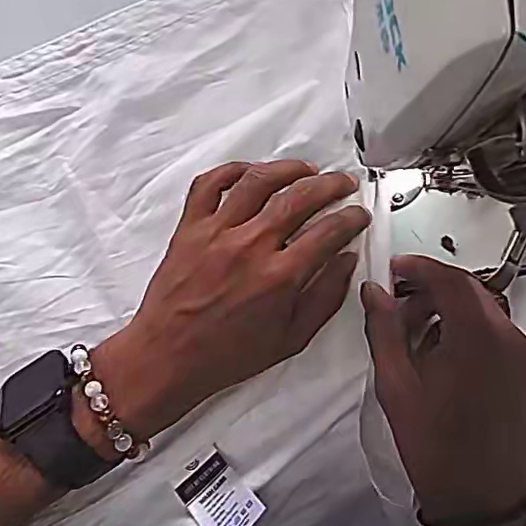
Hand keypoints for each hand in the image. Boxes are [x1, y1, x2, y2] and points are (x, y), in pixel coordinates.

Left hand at [87, 160, 370, 446]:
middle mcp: (250, 247)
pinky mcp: (190, 228)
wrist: (169, 356)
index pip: (329, 231)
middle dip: (331, 184)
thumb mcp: (291, 338)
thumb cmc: (225, 353)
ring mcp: (217, 233)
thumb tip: (346, 262)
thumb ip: (326, 297)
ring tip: (305, 170)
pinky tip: (251, 173)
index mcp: (279, 278)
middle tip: (342, 184)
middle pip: (300, 196)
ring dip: (289, 169)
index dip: (351, 218)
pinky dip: (232, 170)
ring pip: (258, 181)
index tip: (357, 215)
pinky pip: (210, 184)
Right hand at [361, 254, 525, 520]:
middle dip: (434, 292)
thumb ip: (384, 330)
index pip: (450, 279)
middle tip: (402, 308)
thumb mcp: (397, 387)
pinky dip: (477, 340)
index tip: (398, 270)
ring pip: (489, 317)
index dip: (419, 268)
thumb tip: (376, 294)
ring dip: (455, 317)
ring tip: (424, 344)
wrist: (484, 505)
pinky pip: (505, 343)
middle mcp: (513, 342)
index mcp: (478, 338)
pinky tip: (453, 367)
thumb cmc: (439, 451)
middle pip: (472, 293)